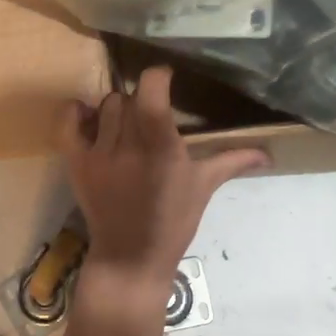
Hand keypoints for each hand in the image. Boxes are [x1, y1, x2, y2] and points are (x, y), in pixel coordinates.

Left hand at [58, 67, 268, 286]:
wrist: (130, 258)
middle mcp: (129, 146)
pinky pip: (68, 123)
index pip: (151, 92)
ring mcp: (99, 154)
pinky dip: (76, 113)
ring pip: (106, 106)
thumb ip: (232, 161)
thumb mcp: (203, 188)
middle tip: (151, 117)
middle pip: (130, 97)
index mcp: (162, 149)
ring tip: (127, 127)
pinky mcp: (77, 164)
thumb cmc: (172, 223)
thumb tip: (267, 153)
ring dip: (118, 111)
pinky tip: (90, 118)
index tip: (167, 80)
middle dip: (142, 101)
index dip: (158, 77)